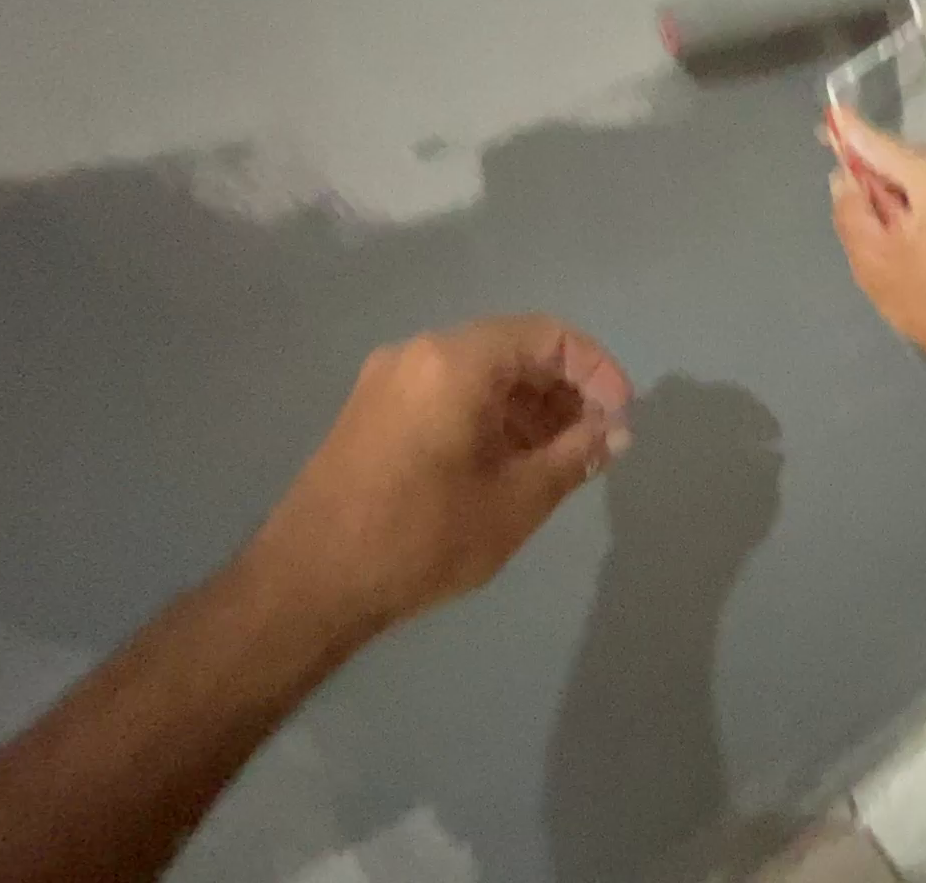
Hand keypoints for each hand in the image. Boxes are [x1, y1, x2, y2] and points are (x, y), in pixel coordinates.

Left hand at [246, 315, 632, 627]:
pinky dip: (498, 415)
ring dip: (536, 406)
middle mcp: (421, 354)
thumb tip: (620, 431)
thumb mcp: (520, 497)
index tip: (620, 417)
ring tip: (564, 455)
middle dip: (569, 390)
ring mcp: (392, 381)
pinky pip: (456, 392)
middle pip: (518, 350)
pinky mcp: (377, 410)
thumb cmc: (423, 537)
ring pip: (488, 373)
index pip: (551, 336)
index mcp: (457, 362)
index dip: (599, 371)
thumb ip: (579, 453)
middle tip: (598, 438)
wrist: (305, 589)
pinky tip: (517, 460)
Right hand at [825, 108, 925, 368]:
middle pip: (906, 159)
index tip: (830, 118)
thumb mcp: (873, 258)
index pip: (886, 147)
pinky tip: (901, 228)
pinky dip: (914, 201)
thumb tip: (845, 177)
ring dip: (894, 190)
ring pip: (921, 175)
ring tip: (875, 225)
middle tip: (848, 197)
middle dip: (875, 172)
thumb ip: (852, 208)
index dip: (853, 135)